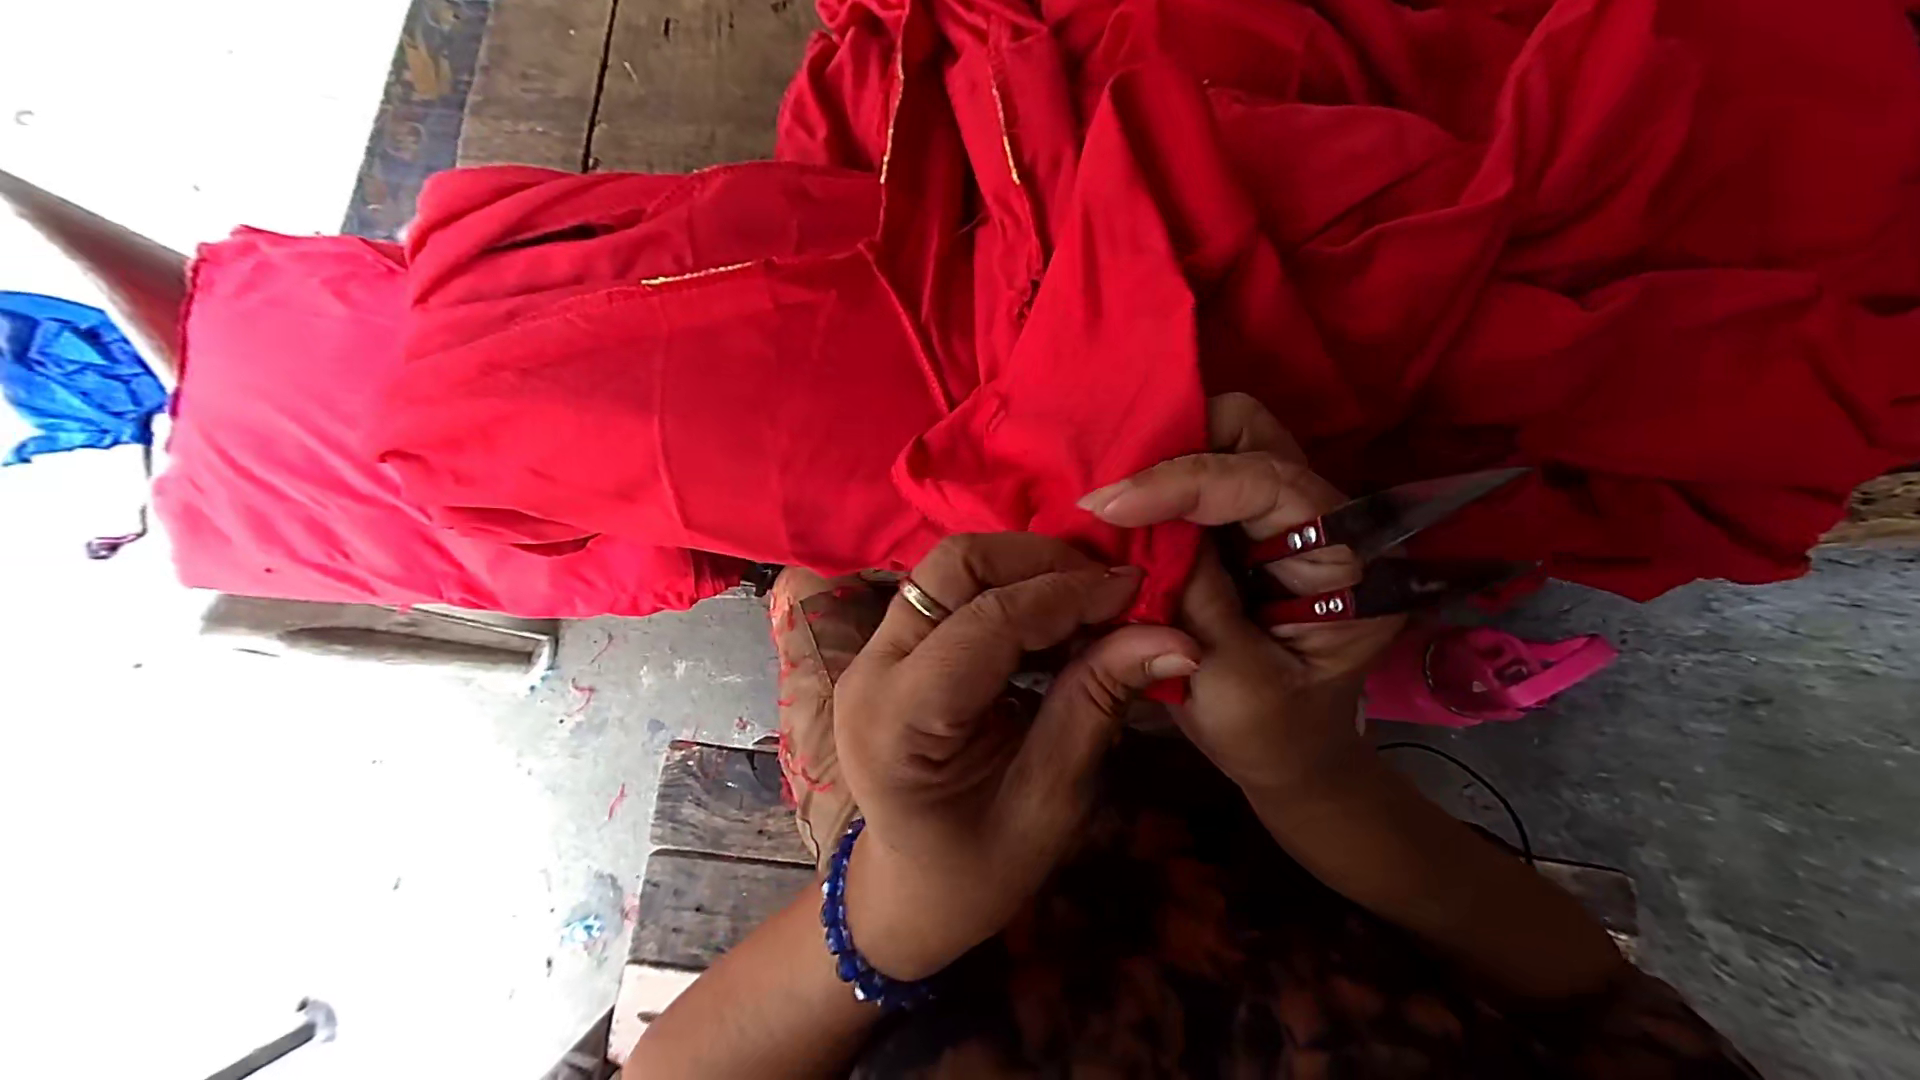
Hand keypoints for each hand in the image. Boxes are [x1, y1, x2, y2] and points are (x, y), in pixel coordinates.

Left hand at [831, 533, 1200, 978]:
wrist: (910, 887)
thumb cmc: (978, 869)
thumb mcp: (1049, 800)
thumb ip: (1096, 703)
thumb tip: (1173, 637)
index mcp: (900, 720)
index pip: (988, 621)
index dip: (1068, 594)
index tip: (1136, 588)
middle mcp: (872, 669)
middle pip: (955, 567)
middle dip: (1039, 561)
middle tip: (1108, 588)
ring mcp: (872, 653)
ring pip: (950, 568)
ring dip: (1024, 569)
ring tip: (1087, 600)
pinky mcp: (888, 648)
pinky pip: (950, 592)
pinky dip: (1007, 589)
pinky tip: (1052, 618)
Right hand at [1079, 393, 1403, 799]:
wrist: (1287, 755)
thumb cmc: (1273, 734)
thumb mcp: (1232, 683)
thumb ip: (1197, 600)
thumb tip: (1148, 526)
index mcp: (1348, 563)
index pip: (1269, 484)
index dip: (1185, 482)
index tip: (1110, 503)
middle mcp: (1322, 521)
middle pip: (1254, 433)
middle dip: (1178, 443)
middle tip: (1111, 483)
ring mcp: (1280, 519)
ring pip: (1224, 443)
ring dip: (1163, 458)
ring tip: (1110, 495)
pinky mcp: (1243, 528)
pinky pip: (1198, 478)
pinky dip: (1156, 483)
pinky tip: (1121, 506)